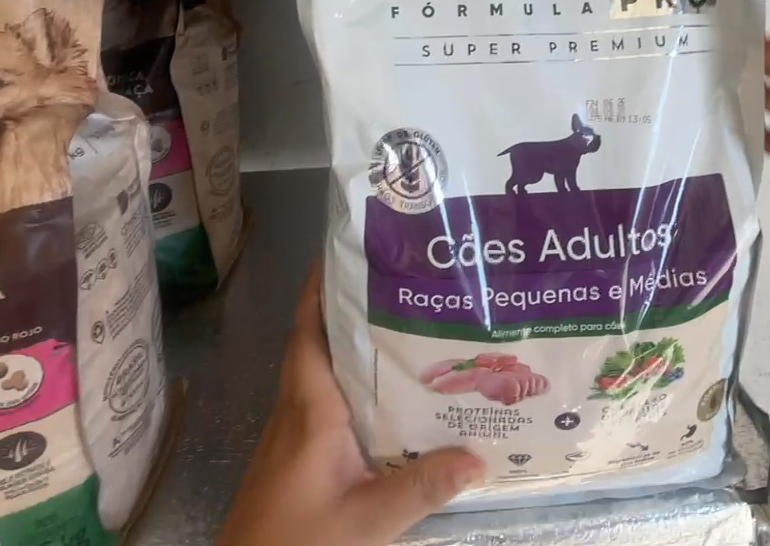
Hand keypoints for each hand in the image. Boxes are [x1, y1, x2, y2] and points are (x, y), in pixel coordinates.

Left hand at [218, 265, 484, 545]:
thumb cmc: (297, 541)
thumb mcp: (366, 521)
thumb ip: (421, 488)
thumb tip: (481, 455)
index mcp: (309, 409)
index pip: (308, 331)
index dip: (319, 288)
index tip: (343, 251)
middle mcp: (294, 410)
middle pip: (311, 341)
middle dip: (341, 304)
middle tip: (389, 281)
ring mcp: (288, 433)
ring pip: (312, 369)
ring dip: (341, 340)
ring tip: (393, 325)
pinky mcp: (290, 455)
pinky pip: (316, 398)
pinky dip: (341, 379)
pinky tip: (375, 395)